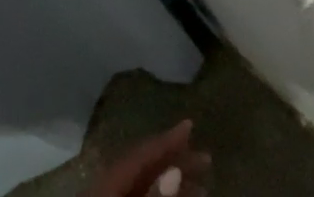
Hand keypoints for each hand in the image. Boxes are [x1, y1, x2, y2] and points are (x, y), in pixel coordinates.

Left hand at [88, 120, 209, 196]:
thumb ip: (153, 193)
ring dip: (175, 183)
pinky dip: (161, 194)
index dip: (167, 137)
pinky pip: (139, 195)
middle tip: (206, 159)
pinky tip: (182, 195)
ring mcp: (109, 191)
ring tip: (203, 186)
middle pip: (145, 165)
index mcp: (107, 175)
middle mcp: (106, 179)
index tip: (191, 123)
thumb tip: (175, 170)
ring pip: (145, 183)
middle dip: (177, 161)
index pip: (142, 151)